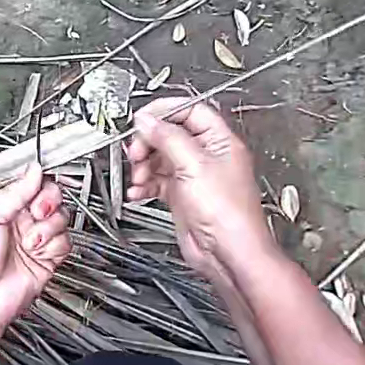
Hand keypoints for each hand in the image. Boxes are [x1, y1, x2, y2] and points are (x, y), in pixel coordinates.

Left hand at [0, 166, 70, 339]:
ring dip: (48, 227)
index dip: (40, 183)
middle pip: (53, 198)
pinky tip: (37, 250)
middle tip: (36, 212)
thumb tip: (33, 170)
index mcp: (5, 207)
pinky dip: (54, 244)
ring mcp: (36, 239)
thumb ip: (15, 192)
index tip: (39, 186)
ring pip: (62, 218)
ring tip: (30, 239)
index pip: (32, 184)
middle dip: (48, 203)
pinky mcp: (48, 258)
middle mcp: (22, 221)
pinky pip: (65, 241)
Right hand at [126, 97, 274, 287]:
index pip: (189, 111)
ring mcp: (192, 176)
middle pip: (169, 135)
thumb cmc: (229, 214)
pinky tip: (138, 192)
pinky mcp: (181, 196)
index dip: (164, 112)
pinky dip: (144, 186)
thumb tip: (148, 120)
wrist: (228, 253)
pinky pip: (156, 182)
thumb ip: (168, 138)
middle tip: (136, 152)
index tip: (143, 119)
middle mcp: (206, 156)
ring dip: (143, 166)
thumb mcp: (194, 165)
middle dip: (148, 142)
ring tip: (138, 176)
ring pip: (159, 159)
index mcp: (219, 141)